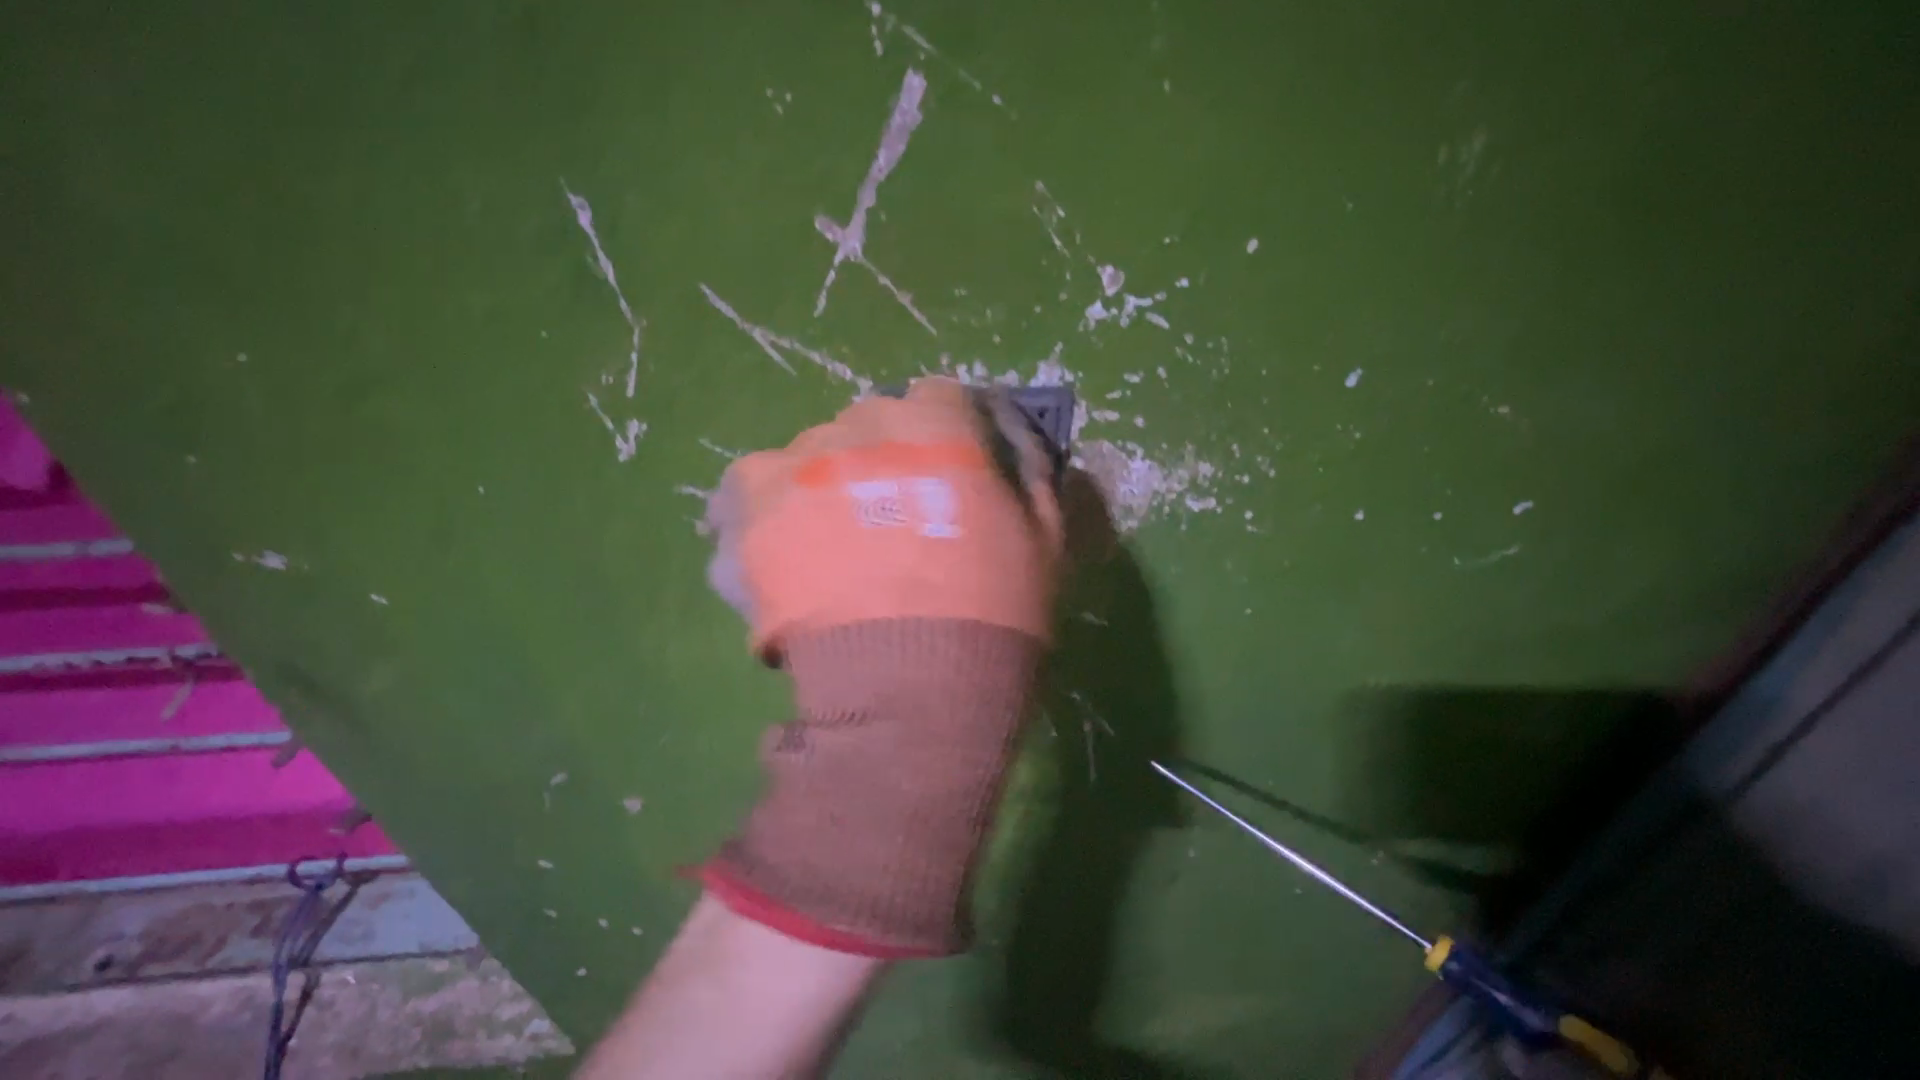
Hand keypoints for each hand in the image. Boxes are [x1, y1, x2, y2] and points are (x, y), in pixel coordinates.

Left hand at [699, 377, 1063, 955]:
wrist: (913, 688)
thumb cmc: (994, 610)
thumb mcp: (1045, 538)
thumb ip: (1029, 471)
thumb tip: (1012, 435)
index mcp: (936, 423)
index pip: (941, 400)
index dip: (947, 439)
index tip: (949, 478)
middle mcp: (861, 425)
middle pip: (869, 425)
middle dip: (882, 461)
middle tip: (890, 524)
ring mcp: (799, 464)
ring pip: (809, 458)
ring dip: (823, 488)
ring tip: (831, 555)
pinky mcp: (750, 511)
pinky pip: (748, 493)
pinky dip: (763, 516)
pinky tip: (781, 557)